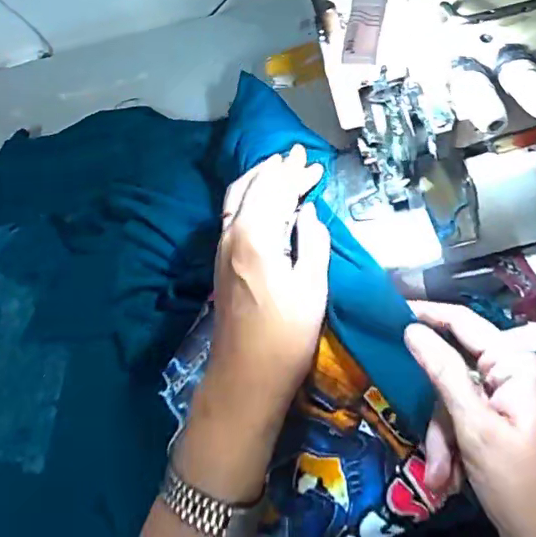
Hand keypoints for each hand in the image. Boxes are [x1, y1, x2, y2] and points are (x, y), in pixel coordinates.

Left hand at [174, 146, 329, 502]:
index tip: (310, 159)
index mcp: (254, 237)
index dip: (294, 173)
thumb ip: (312, 242)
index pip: (275, 190)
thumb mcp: (311, 288)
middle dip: (277, 169)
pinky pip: (235, 213)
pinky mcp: (222, 262)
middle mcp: (232, 235)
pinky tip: (267, 201)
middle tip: (298, 156)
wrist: (244, 380)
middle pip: (253, 188)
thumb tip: (307, 213)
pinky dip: (252, 197)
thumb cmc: (284, 337)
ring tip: (281, 168)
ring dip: (261, 179)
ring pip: (238, 198)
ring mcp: (223, 248)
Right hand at [405, 302, 535, 536]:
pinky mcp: (509, 426)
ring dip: (445, 441)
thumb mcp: (476, 428)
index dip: (427, 313)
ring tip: (443, 480)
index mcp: (515, 363)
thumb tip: (412, 327)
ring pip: (458, 401)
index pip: (462, 322)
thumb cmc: (523, 485)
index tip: (391, 312)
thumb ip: (443, 372)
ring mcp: (513, 401)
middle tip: (432, 457)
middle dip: (438, 414)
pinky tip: (454, 480)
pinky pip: (471, 421)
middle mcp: (515, 374)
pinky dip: (458, 449)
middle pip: (456, 370)